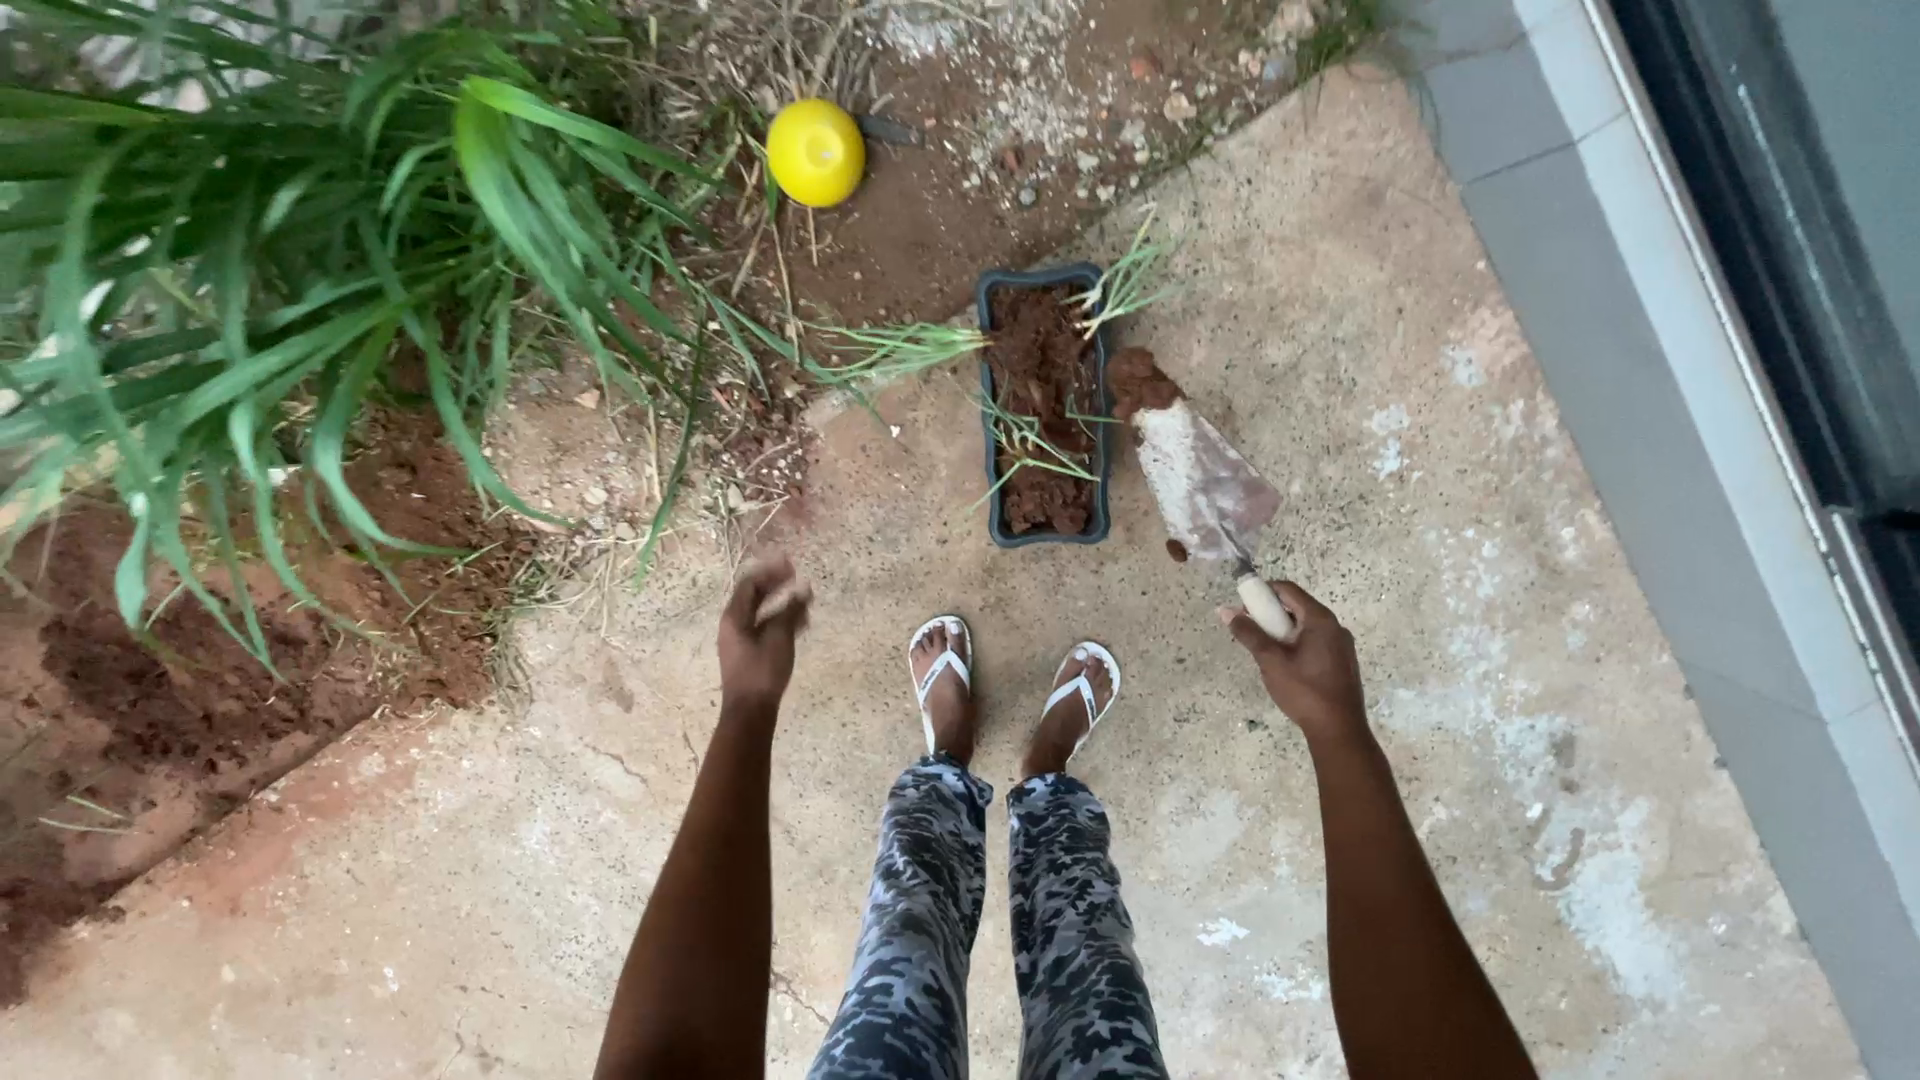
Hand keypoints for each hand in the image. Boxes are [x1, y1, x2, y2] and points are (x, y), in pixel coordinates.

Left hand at [717, 554, 812, 714]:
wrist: (750, 710)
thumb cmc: (762, 671)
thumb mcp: (779, 638)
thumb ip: (790, 611)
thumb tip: (803, 589)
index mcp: (734, 617)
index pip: (750, 584)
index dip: (770, 571)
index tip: (791, 564)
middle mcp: (733, 625)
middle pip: (754, 596)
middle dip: (776, 584)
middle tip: (796, 576)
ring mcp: (740, 639)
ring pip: (762, 612)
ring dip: (782, 603)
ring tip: (805, 600)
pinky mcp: (749, 653)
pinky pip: (765, 627)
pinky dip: (781, 620)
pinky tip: (800, 622)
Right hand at [1220, 581, 1366, 739]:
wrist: (1338, 729)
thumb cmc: (1303, 690)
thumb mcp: (1270, 660)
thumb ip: (1249, 633)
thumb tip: (1225, 611)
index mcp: (1320, 620)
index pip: (1288, 589)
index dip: (1263, 592)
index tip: (1243, 607)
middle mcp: (1335, 626)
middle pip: (1297, 606)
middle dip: (1270, 613)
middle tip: (1250, 630)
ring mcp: (1341, 645)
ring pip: (1305, 625)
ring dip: (1281, 630)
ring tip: (1264, 651)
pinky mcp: (1342, 662)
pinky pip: (1314, 641)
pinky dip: (1295, 642)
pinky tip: (1284, 664)